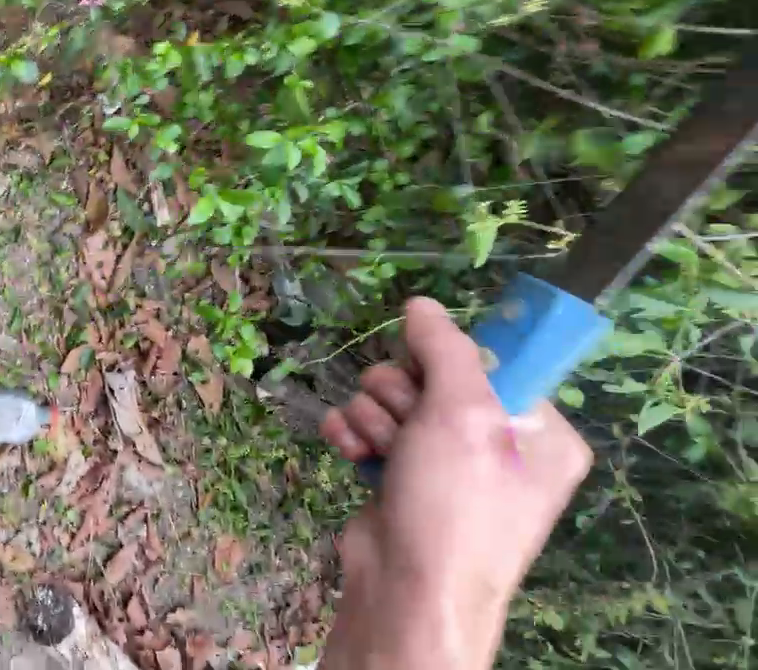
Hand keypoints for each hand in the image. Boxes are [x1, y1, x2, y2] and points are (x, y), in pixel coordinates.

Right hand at [317, 297, 592, 669]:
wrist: (408, 583)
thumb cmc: (454, 502)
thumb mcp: (460, 415)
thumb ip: (444, 349)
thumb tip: (421, 303)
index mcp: (536, 432)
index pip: (485, 362)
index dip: (445, 362)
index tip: (429, 378)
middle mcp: (492, 443)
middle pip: (423, 376)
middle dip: (396, 395)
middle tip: (404, 426)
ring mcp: (441, 459)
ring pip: (384, 398)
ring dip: (368, 417)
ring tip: (377, 449)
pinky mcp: (397, 470)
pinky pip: (362, 424)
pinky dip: (350, 434)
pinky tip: (351, 452)